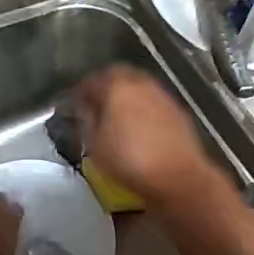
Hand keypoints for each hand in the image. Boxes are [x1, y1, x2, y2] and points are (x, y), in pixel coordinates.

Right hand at [74, 66, 221, 206]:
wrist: (178, 177)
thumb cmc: (130, 162)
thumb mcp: (95, 146)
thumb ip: (86, 121)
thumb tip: (83, 111)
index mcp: (116, 87)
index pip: (91, 81)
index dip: (80, 94)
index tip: (75, 105)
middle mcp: (140, 84)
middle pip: (117, 77)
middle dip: (104, 89)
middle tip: (95, 105)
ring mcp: (161, 96)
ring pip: (137, 88)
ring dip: (125, 97)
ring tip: (116, 117)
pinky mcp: (177, 111)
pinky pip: (153, 102)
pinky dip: (143, 109)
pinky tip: (139, 127)